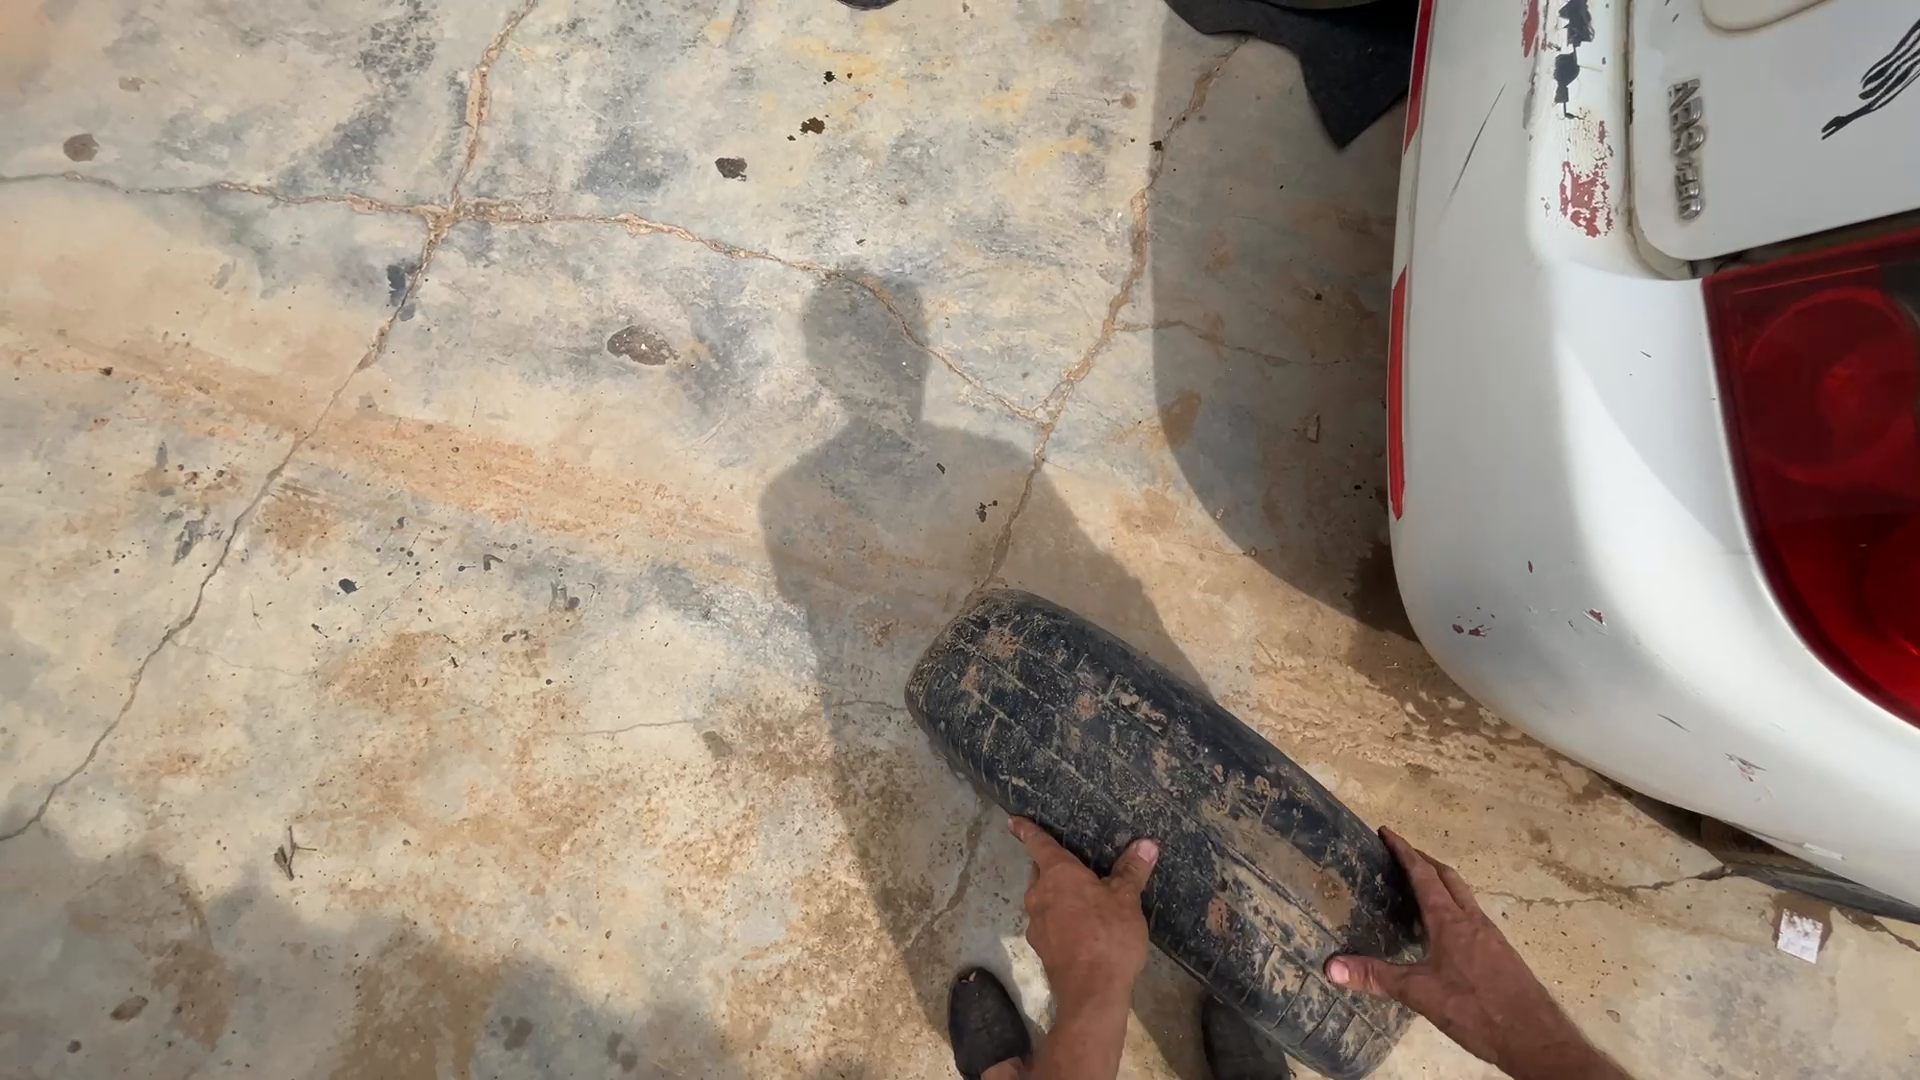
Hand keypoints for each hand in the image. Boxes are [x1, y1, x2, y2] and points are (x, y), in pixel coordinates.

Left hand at [1010, 817, 1158, 1079]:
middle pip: (1040, 872)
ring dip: (1056, 897)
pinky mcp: (1042, 948)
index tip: (1013, 821)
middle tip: (1071, 868)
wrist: (1092, 994)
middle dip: (1051, 868)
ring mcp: (1036, 923)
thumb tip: (1147, 844)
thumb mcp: (1126, 899)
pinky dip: (1060, 921)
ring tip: (1082, 902)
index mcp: (1057, 873)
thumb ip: (1132, 871)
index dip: (1027, 830)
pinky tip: (1080, 932)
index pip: (1038, 843)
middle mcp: (1039, 894)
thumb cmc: (1108, 936)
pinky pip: (1048, 924)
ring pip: (1043, 900)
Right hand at [1326, 828, 1629, 1079]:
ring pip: (1464, 895)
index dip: (1403, 850)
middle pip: (1448, 877)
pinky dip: (1455, 906)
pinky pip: (1473, 916)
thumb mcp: (1420, 994)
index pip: (1423, 873)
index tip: (1385, 832)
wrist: (1541, 1043)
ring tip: (1421, 885)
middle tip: (1400, 853)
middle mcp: (1472, 920)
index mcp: (1450, 920)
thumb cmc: (1477, 1010)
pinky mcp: (1503, 955)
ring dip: (1442, 881)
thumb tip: (1330, 967)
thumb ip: (1375, 977)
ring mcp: (1492, 937)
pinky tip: (1447, 929)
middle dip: (1423, 859)